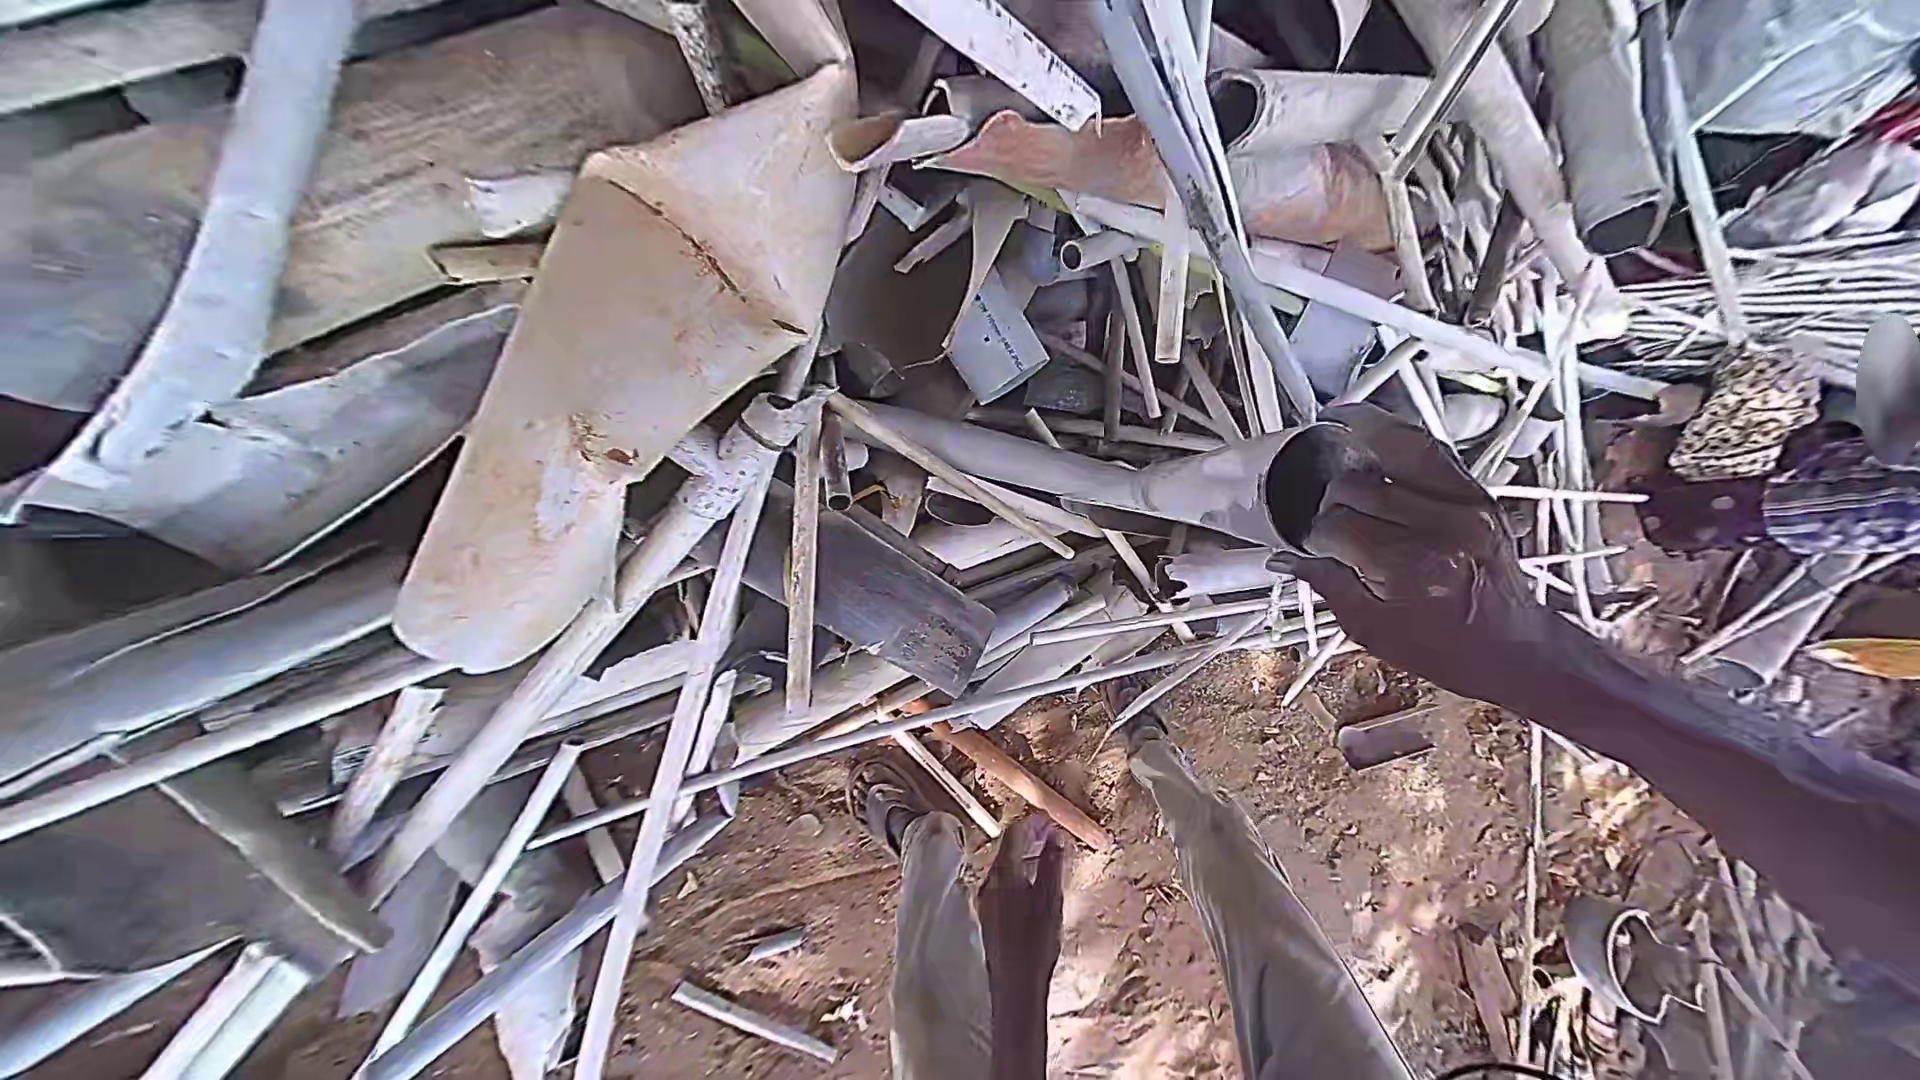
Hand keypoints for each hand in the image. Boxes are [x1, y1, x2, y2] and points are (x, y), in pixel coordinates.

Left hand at [978, 813, 1065, 1079]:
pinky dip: (1019, 869)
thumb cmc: (1036, 948)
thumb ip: (1052, 867)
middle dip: (1030, 835)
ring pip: (1004, 863)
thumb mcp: (1051, 904)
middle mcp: (989, 882)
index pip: (1015, 834)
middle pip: (1008, 847)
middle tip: (1052, 831)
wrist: (1014, 992)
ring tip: (1047, 851)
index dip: (1034, 822)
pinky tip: (1033, 878)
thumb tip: (1056, 838)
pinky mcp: (988, 912)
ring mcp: (986, 898)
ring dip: (1025, 852)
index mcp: (1003, 875)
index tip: (1051, 818)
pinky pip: (1002, 879)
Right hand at [1271, 403, 1559, 706]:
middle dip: (1329, 504)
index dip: (1312, 535)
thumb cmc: (1444, 647)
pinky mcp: (1476, 493)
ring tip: (1325, 439)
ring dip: (1351, 453)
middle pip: (1355, 489)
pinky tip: (1359, 420)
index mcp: (1409, 568)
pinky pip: (1426, 447)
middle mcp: (1442, 528)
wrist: (1515, 647)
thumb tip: (1281, 556)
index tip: (1312, 548)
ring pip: (1387, 454)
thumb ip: (1323, 583)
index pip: (1334, 525)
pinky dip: (1390, 430)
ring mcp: (1465, 504)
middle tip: (1327, 525)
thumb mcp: (1368, 628)